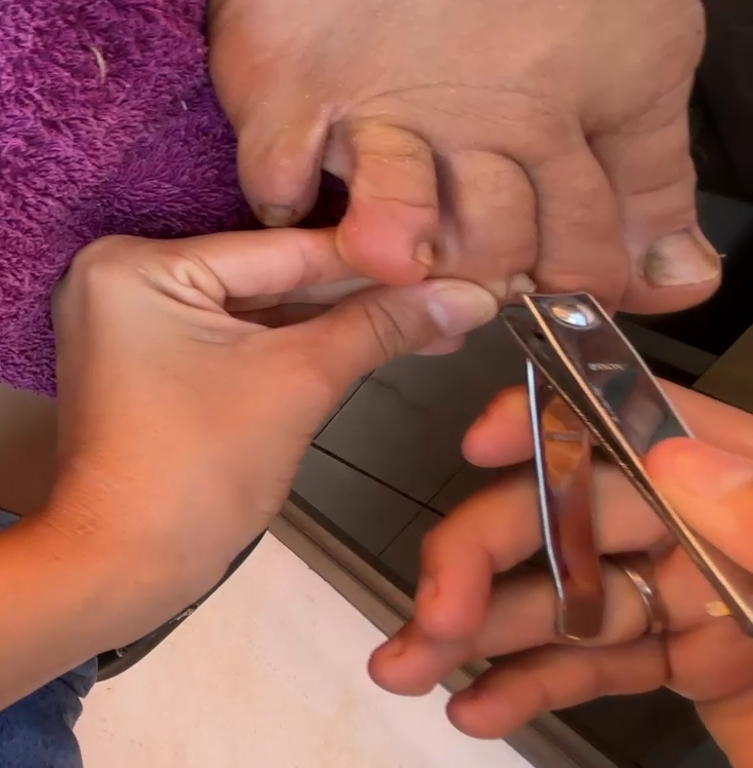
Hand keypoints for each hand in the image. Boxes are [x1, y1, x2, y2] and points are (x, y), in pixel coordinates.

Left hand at [44, 229, 500, 606]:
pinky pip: (215, 327)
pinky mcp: (129, 345)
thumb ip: (376, 326)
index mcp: (132, 263)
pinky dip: (276, 336)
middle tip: (453, 292)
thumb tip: (463, 293)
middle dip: (352, 291)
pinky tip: (355, 333)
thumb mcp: (295, 382)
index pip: (273, 249)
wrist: (122, 552)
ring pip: (241, 302)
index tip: (457, 260)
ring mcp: (116, 309)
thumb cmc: (198, 467)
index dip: (373, 259)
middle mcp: (112, 270)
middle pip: (257, 273)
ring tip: (426, 315)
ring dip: (323, 316)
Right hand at [370, 383, 752, 758]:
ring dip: (473, 634)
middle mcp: (723, 533)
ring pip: (557, 596)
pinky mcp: (694, 671)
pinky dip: (523, 684)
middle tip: (423, 619)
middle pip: (568, 520)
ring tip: (406, 670)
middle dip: (478, 566)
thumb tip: (672, 453)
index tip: (479, 448)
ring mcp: (704, 604)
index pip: (646, 422)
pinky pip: (587, 664)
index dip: (552, 421)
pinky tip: (474, 705)